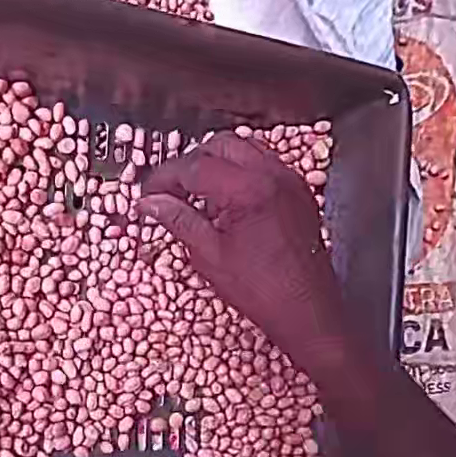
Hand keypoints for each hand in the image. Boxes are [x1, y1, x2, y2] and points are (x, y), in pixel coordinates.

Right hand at [136, 133, 352, 370]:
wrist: (307, 311)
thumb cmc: (261, 291)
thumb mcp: (209, 256)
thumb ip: (179, 221)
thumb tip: (151, 203)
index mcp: (249, 190)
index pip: (194, 166)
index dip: (164, 178)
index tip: (148, 194)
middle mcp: (273, 175)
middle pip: (218, 146)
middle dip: (188, 165)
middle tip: (168, 192)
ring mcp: (289, 181)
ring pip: (242, 149)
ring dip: (213, 164)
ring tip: (194, 196)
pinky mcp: (297, 192)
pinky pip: (262, 164)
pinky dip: (237, 172)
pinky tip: (223, 202)